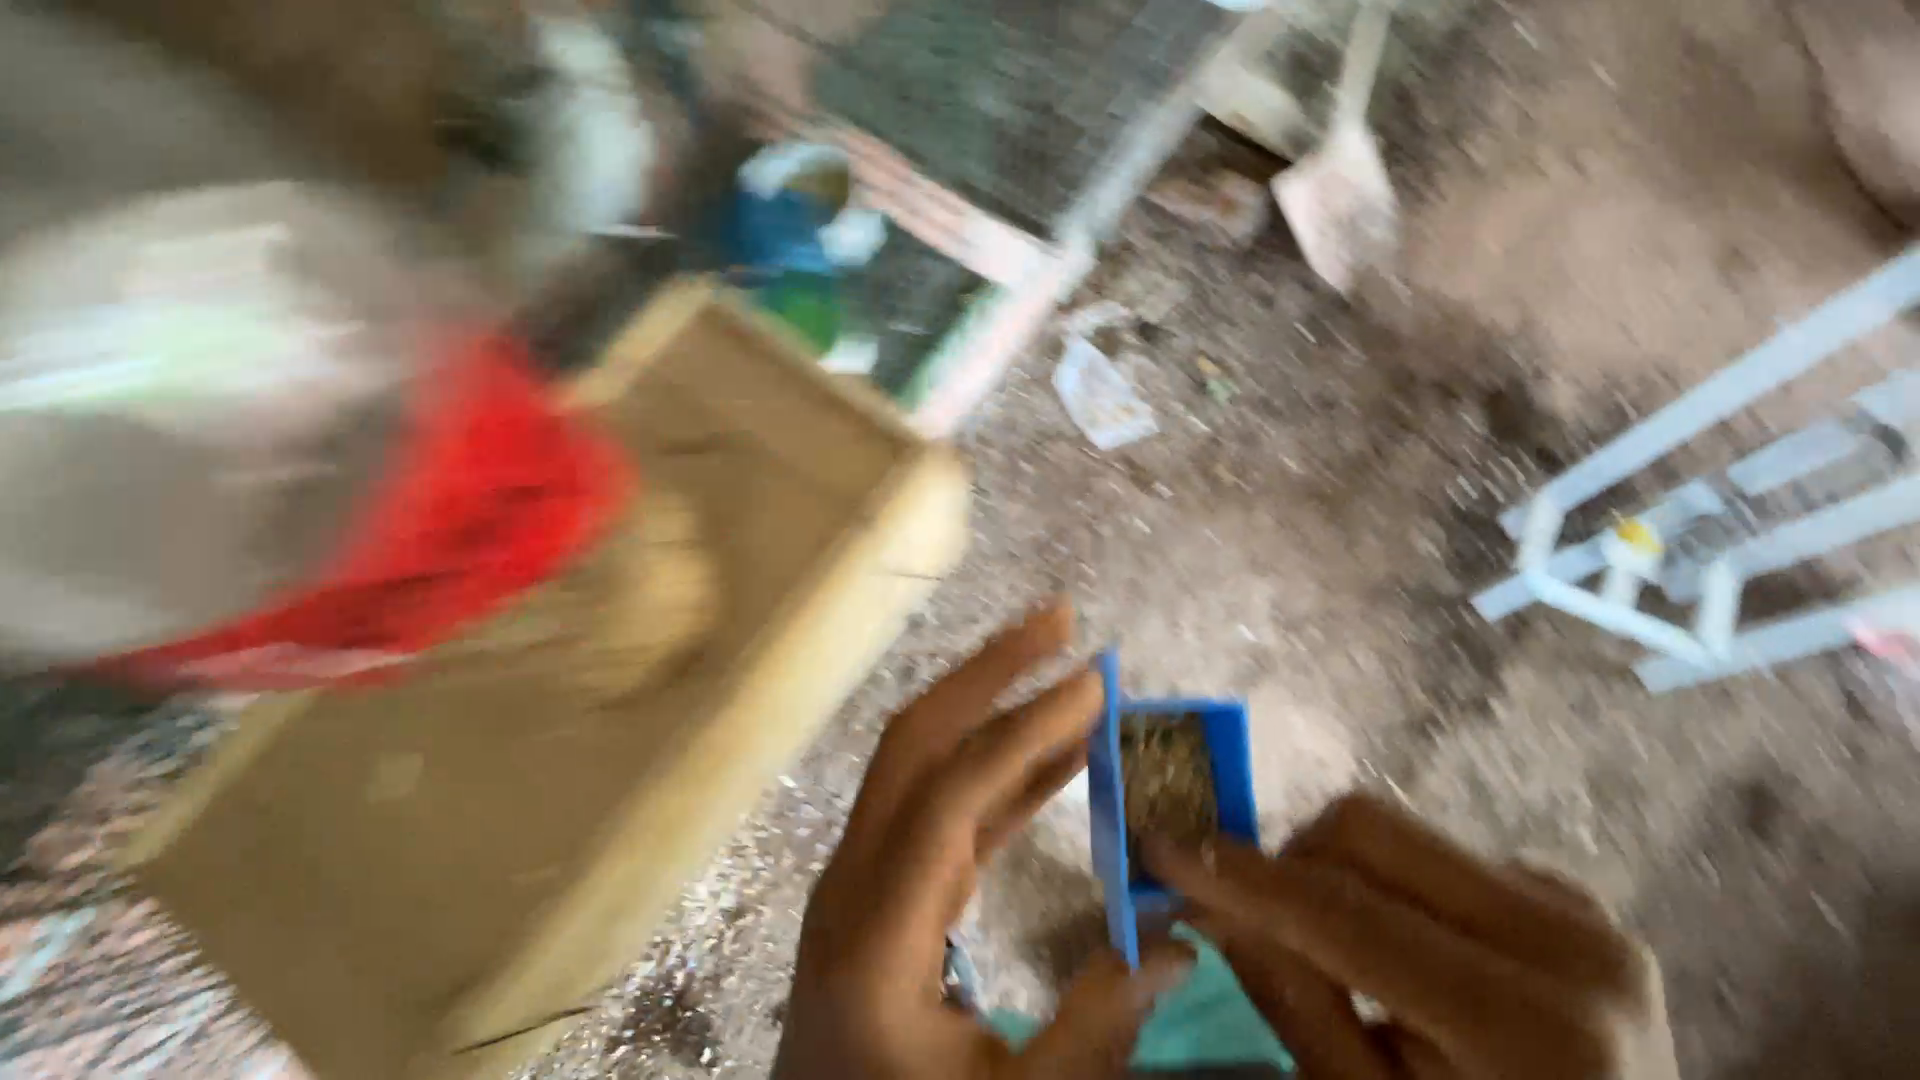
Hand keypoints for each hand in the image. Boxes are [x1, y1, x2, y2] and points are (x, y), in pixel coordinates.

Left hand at [774, 601, 1194, 1079]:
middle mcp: (857, 879)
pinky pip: (945, 810)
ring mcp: (866, 877)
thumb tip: (1181, 938)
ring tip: (1064, 662)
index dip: (1025, 733)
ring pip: (924, 761)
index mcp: (874, 930)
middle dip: (988, 671)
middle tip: (1060, 620)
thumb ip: (1095, 1027)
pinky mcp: (887, 887)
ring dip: (992, 704)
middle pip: (915, 741)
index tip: (1093, 683)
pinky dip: (1001, 771)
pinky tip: (1058, 753)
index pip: (949, 797)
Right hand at [1146, 794, 1679, 1079]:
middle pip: (1368, 830)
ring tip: (1342, 953)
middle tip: (1261, 920)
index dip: (1242, 875)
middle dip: (1290, 861)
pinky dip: (1387, 885)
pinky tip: (1406, 954)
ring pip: (1394, 829)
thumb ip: (1289, 997)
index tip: (1162, 846)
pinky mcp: (1570, 896)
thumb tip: (1209, 898)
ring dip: (1335, 872)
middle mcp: (1572, 941)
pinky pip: (1434, 851)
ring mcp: (1579, 908)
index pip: (1345, 914)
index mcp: (1531, 1028)